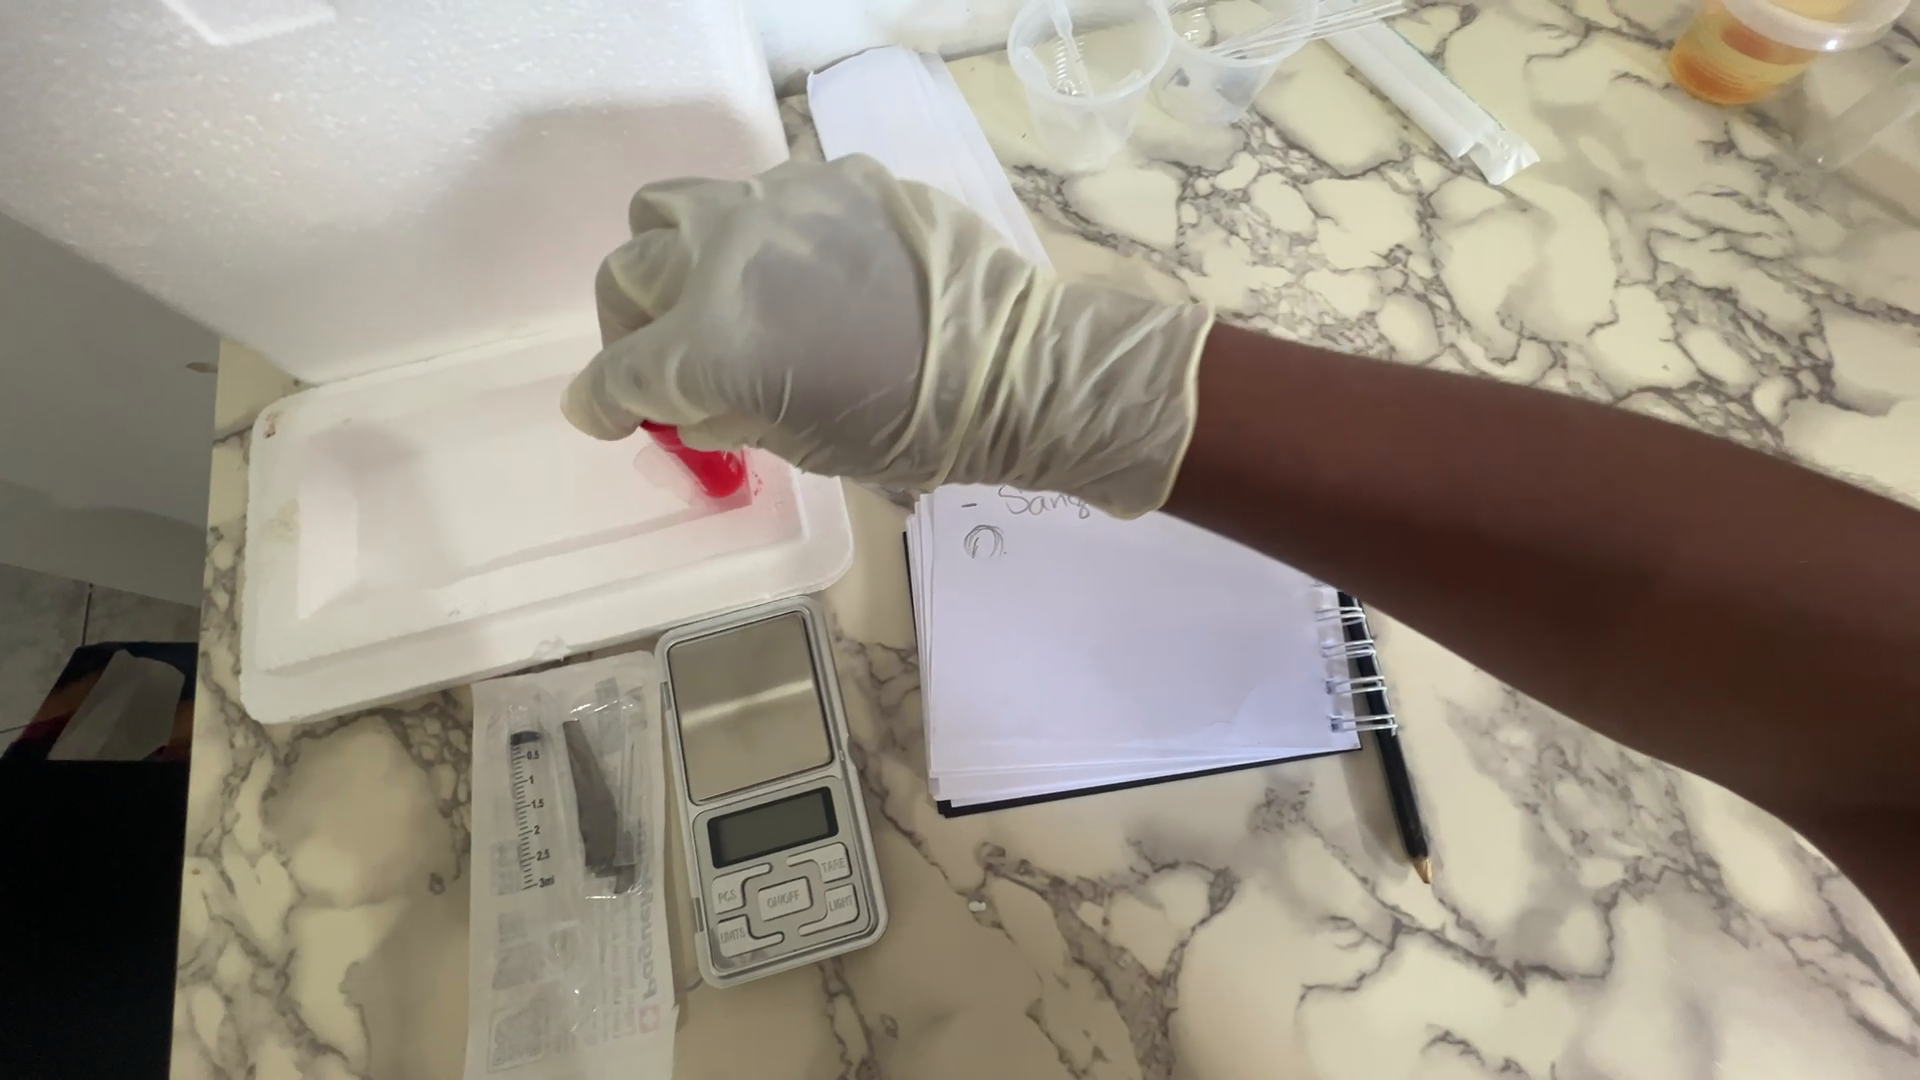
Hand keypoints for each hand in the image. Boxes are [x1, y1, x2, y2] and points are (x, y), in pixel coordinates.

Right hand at [561, 155, 1212, 516]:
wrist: (1007, 369)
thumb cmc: (908, 432)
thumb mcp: (800, 445)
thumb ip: (725, 413)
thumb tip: (688, 402)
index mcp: (712, 346)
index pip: (620, 372)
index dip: (601, 402)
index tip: (600, 414)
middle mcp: (723, 259)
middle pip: (627, 274)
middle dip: (628, 324)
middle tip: (658, 354)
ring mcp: (776, 203)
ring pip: (675, 210)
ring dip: (673, 258)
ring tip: (713, 292)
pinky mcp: (830, 177)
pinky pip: (763, 199)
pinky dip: (756, 241)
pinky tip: (800, 271)